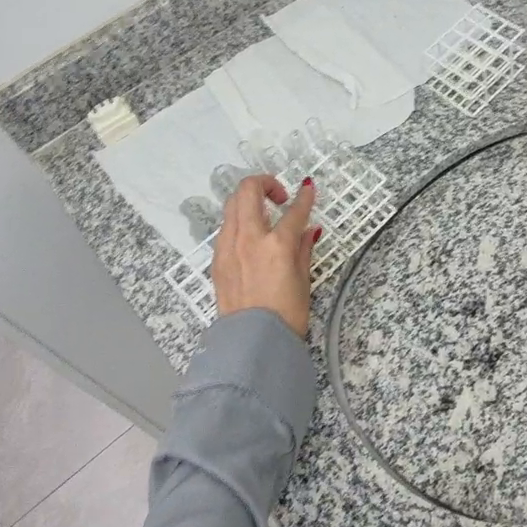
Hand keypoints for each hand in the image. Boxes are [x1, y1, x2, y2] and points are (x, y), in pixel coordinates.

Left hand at [211, 174, 320, 337]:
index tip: (307, 189)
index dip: (304, 197)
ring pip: (232, 205)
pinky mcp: (217, 260)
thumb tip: (308, 231)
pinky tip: (250, 238)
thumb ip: (304, 249)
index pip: (294, 211)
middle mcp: (249, 238)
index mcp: (277, 244)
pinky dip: (239, 222)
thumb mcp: (303, 280)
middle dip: (265, 183)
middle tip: (279, 197)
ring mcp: (228, 247)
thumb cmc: (286, 316)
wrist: (252, 344)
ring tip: (263, 215)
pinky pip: (226, 229)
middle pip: (248, 191)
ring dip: (248, 201)